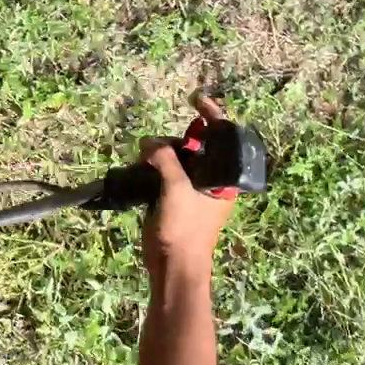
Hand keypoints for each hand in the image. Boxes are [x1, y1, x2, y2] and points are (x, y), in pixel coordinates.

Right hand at [141, 94, 237, 280]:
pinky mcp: (172, 198)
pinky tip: (140, 166)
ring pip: (176, 159)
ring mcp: (191, 189)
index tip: (195, 99)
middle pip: (195, 146)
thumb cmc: (186, 229)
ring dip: (158, 153)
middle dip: (173, 140)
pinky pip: (163, 173)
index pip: (223, 138)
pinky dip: (152, 166)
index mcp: (224, 178)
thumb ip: (166, 162)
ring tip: (143, 158)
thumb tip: (149, 144)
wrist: (173, 265)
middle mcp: (211, 180)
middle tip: (154, 147)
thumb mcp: (177, 190)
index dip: (212, 115)